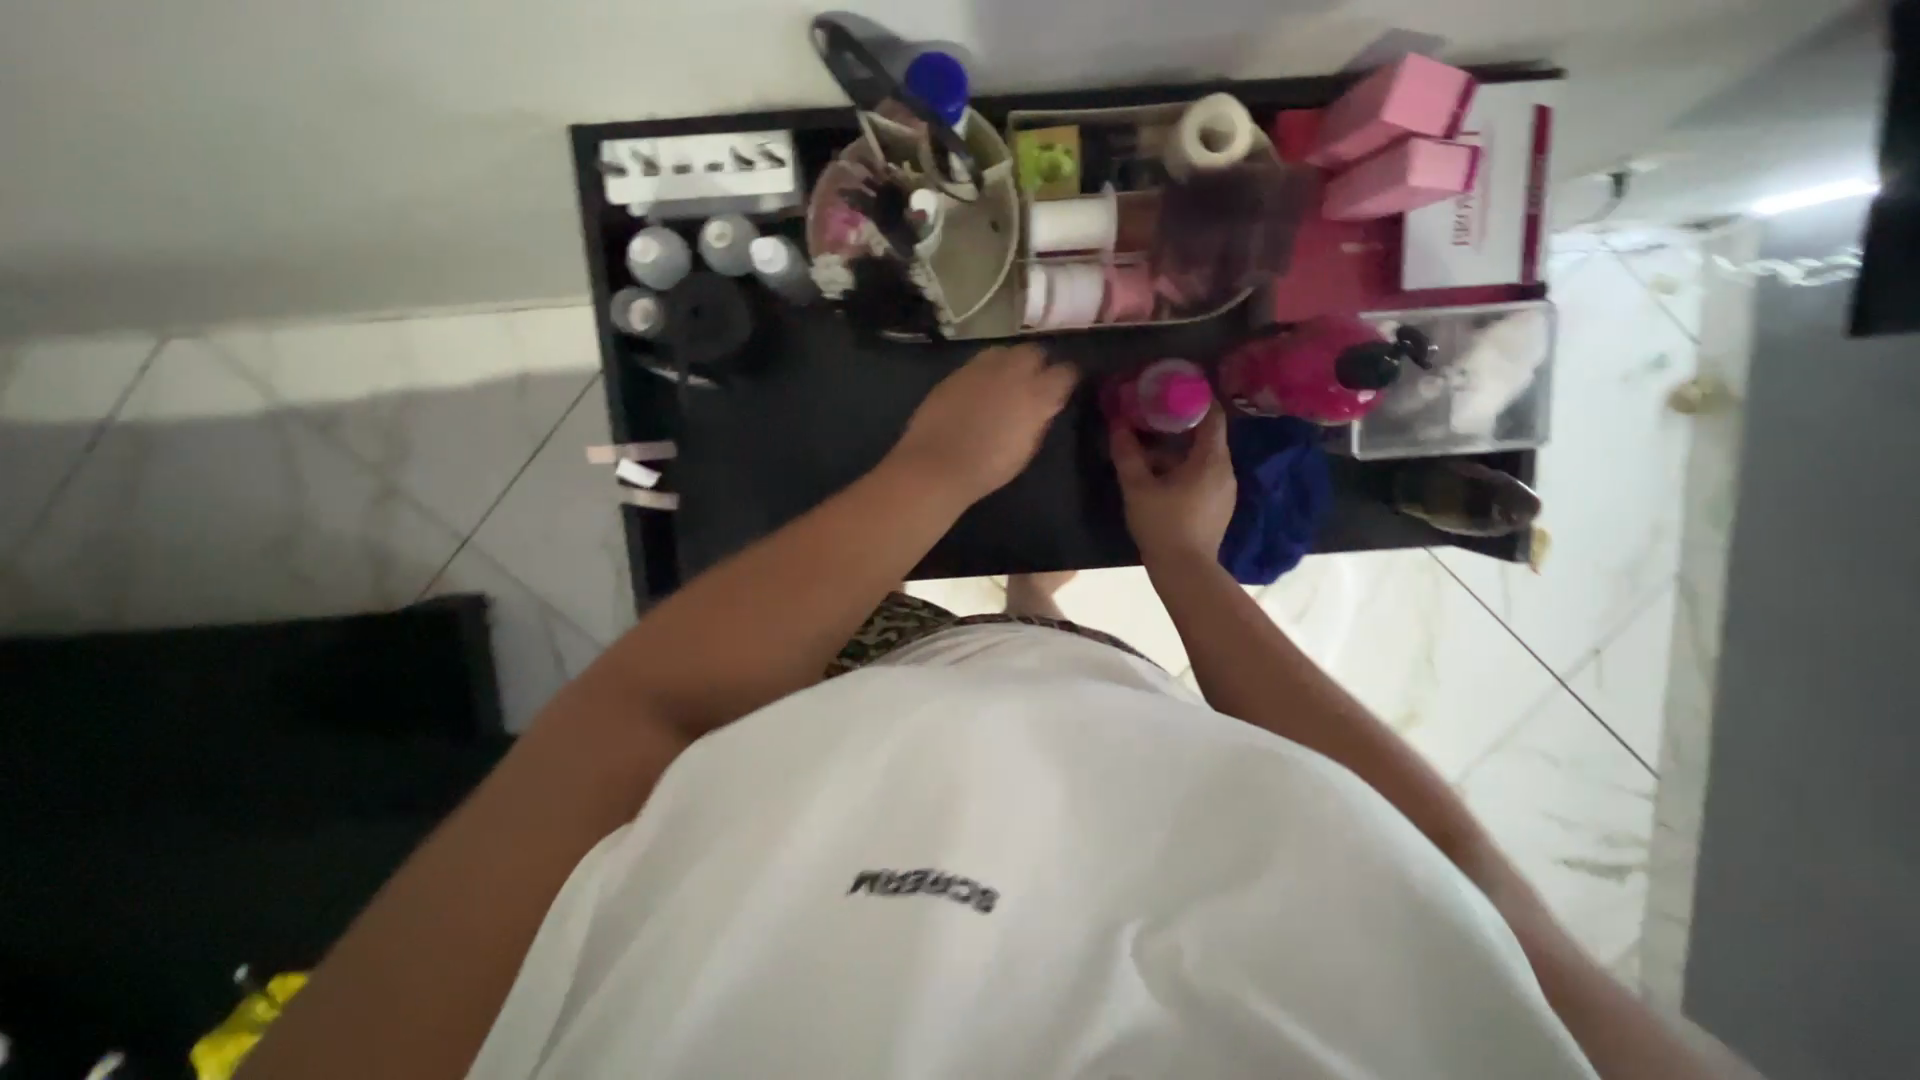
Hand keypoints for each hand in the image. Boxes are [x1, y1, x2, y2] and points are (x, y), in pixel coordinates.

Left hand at [890, 344, 1078, 504]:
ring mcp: (981, 368)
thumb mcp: (1026, 450)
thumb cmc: (987, 468)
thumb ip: (1039, 421)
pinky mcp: (957, 371)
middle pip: (1035, 351)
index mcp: (1036, 394)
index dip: (1069, 378)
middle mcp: (1012, 371)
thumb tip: (1046, 407)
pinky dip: (988, 370)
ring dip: (1012, 362)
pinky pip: (980, 361)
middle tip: (1036, 381)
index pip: (1066, 372)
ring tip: (1008, 380)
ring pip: (1006, 350)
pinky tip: (982, 388)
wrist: (936, 464)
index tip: (1068, 387)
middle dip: (1040, 363)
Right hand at [1110, 404, 1236, 567]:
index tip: (1172, 390)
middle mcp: (1226, 470)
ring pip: (1203, 458)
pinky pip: (1205, 476)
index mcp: (1211, 459)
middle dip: (1180, 425)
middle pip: (1207, 436)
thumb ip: (1127, 453)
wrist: (1185, 571)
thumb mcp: (1137, 487)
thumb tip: (1118, 424)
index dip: (1194, 398)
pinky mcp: (1220, 506)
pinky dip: (1186, 468)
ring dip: (1179, 450)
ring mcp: (1226, 490)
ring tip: (1150, 448)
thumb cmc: (1162, 524)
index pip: (1212, 415)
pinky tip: (1162, 477)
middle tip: (1152, 417)